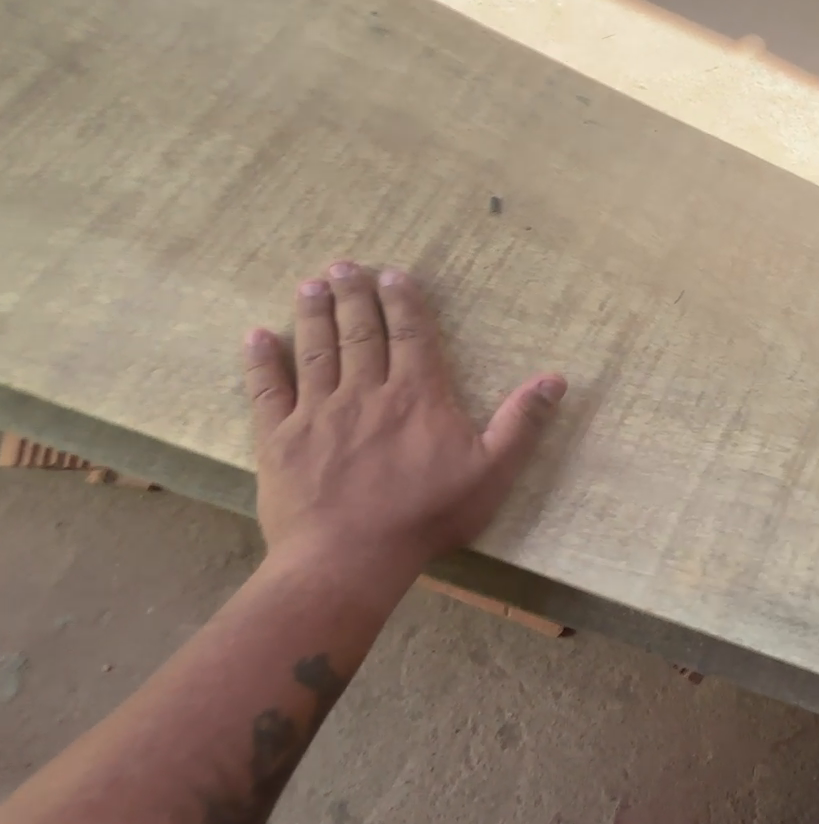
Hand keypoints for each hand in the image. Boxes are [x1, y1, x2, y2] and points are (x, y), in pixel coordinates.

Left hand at [242, 260, 565, 577]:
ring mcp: (318, 413)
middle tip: (346, 265)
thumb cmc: (430, 513)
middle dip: (355, 296)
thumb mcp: (494, 470)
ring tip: (311, 284)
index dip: (404, 304)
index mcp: (419, 397)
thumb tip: (557, 379)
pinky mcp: (280, 439)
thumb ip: (523, 422)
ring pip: (316, 351)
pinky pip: (268, 390)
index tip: (394, 275)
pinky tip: (257, 335)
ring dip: (314, 315)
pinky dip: (261, 360)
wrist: (350, 557)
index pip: (411, 337)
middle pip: (360, 334)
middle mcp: (366, 393)